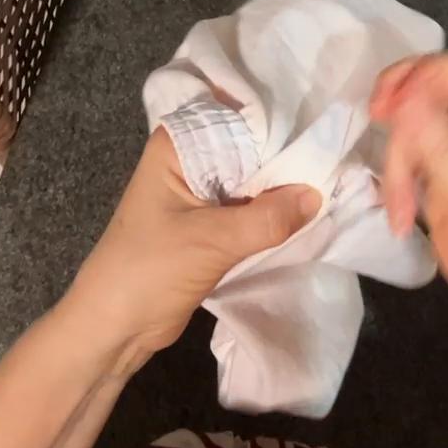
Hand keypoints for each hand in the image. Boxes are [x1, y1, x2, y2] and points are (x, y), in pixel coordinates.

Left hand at [60, 128, 319, 361]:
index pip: (236, 116)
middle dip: (285, 154)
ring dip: (281, 184)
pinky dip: (271, 209)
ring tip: (331, 175)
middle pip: (248, 145)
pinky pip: (248, 204)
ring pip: (251, 177)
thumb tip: (318, 194)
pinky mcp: (209, 220)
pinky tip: (306, 207)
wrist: (111, 332)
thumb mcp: (211, 242)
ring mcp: (199, 190)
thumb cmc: (147, 272)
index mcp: (177, 144)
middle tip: (335, 149)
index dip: (277, 119)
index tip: (321, 122)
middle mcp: (189, 158)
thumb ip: (267, 218)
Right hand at [371, 49, 447, 332]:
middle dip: (404, 109)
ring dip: (400, 156)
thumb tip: (405, 95)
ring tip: (399, 206)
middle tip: (374, 119)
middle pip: (438, 85)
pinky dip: (399, 172)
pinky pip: (413, 144)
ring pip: (418, 117)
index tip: (390, 103)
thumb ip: (440, 145)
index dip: (427, 74)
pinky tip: (401, 211)